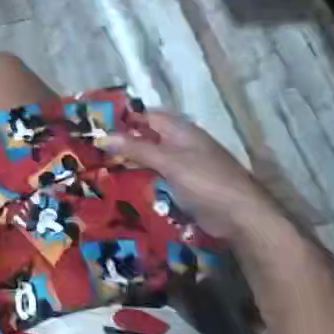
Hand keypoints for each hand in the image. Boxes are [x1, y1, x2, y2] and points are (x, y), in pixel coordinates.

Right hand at [103, 110, 286, 242]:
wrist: (241, 217)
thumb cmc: (206, 182)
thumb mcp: (168, 162)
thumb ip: (136, 148)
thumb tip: (102, 136)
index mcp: (182, 131)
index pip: (148, 116)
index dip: (124, 118)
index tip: (96, 125)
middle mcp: (182, 144)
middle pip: (147, 137)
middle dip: (123, 141)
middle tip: (93, 148)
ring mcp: (184, 166)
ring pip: (150, 157)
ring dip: (130, 161)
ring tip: (101, 166)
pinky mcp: (184, 186)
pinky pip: (156, 176)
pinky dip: (140, 178)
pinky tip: (122, 185)